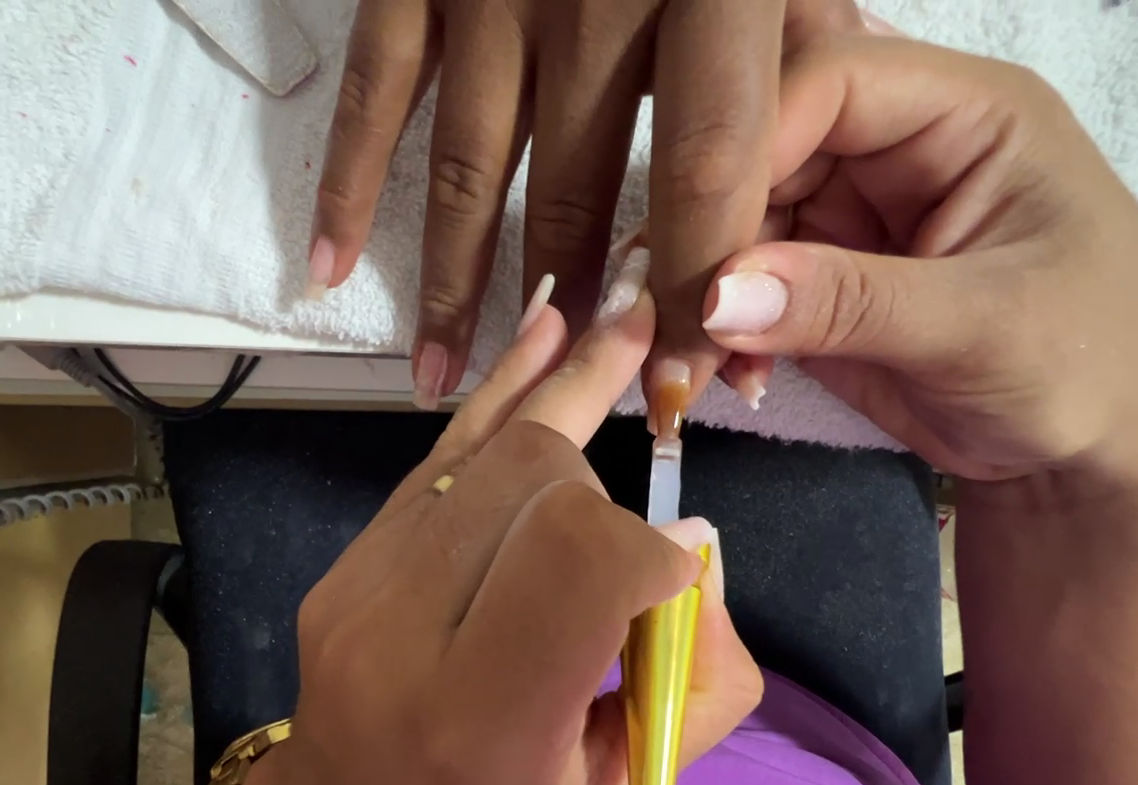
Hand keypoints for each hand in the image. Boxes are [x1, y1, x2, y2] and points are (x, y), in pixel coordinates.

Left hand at [245, 268, 762, 784]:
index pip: (580, 567)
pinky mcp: (349, 556)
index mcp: (484, 726)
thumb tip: (695, 549)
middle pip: (533, 487)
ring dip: (567, 394)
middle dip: (603, 483)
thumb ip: (693, 684)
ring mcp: (362, 587)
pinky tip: (549, 329)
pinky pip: (438, 458)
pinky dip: (503, 393)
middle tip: (632, 513)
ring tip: (628, 323)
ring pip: (489, 455)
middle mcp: (407, 640)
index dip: (650, 544)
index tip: (675, 563)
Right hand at [307, 0, 863, 421]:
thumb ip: (811, 24)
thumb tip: (809, 154)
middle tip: (564, 394)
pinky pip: (373, 100)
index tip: (685, 383)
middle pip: (576, 194)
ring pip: (467, 175)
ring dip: (451, 290)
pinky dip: (346, 188)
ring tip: (444, 378)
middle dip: (573, 310)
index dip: (698, 289)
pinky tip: (326, 269)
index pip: (705, 172)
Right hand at [696, 36, 1137, 501]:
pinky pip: (727, 287)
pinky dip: (707, 331)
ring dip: (693, 295)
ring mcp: (840, 220)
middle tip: (671, 321)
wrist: (1078, 452)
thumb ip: (847, 303)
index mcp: (962, 115)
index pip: (825, 84)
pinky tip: (724, 375)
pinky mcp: (805, 284)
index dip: (749, 149)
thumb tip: (716, 293)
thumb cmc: (1081, 368)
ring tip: (691, 366)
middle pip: (755, 155)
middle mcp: (887, 152)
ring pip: (727, 226)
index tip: (699, 247)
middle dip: (704, 238)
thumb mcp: (978, 327)